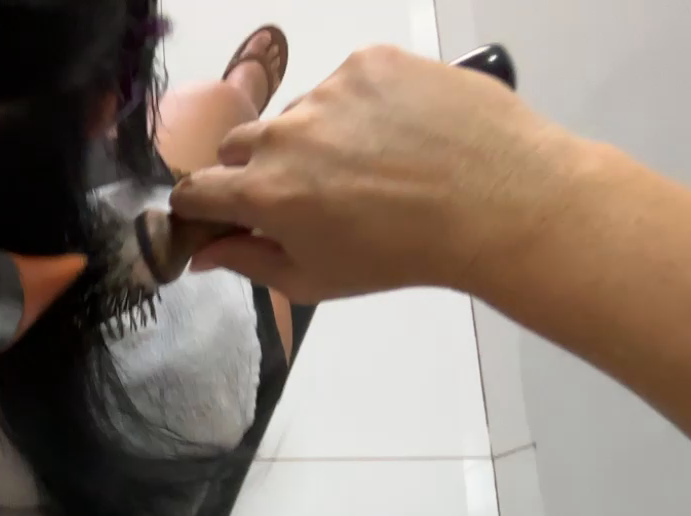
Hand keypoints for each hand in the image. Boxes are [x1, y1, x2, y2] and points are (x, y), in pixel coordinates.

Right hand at [170, 46, 590, 301]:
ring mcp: (328, 92)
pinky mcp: (371, 61)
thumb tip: (201, 253)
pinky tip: (384, 132)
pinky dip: (348, 109)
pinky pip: (338, 85)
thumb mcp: (308, 280)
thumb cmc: (393, 257)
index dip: (195, 207)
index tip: (212, 215)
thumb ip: (244, 263)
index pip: (194, 191)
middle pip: (234, 146)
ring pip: (290, 116)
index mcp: (262, 195)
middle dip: (246, 171)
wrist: (497, 201)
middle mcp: (284, 136)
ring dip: (302, 139)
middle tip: (291, 191)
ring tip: (355, 161)